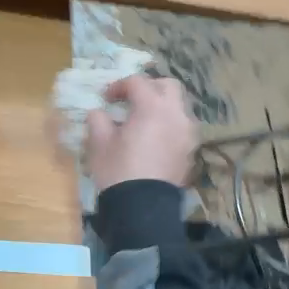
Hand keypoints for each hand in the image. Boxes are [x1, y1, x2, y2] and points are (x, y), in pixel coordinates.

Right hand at [85, 75, 197, 191]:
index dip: (118, 86)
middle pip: (167, 86)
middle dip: (148, 88)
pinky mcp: (190, 149)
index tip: (105, 99)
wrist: (142, 205)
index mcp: (152, 107)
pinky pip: (181, 126)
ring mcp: (187, 131)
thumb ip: (98, 120)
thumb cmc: (118, 170)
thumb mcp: (99, 143)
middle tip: (130, 100)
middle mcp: (176, 113)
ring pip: (178, 106)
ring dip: (160, 106)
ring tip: (142, 121)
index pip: (137, 82)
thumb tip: (99, 113)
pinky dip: (167, 124)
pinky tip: (153, 138)